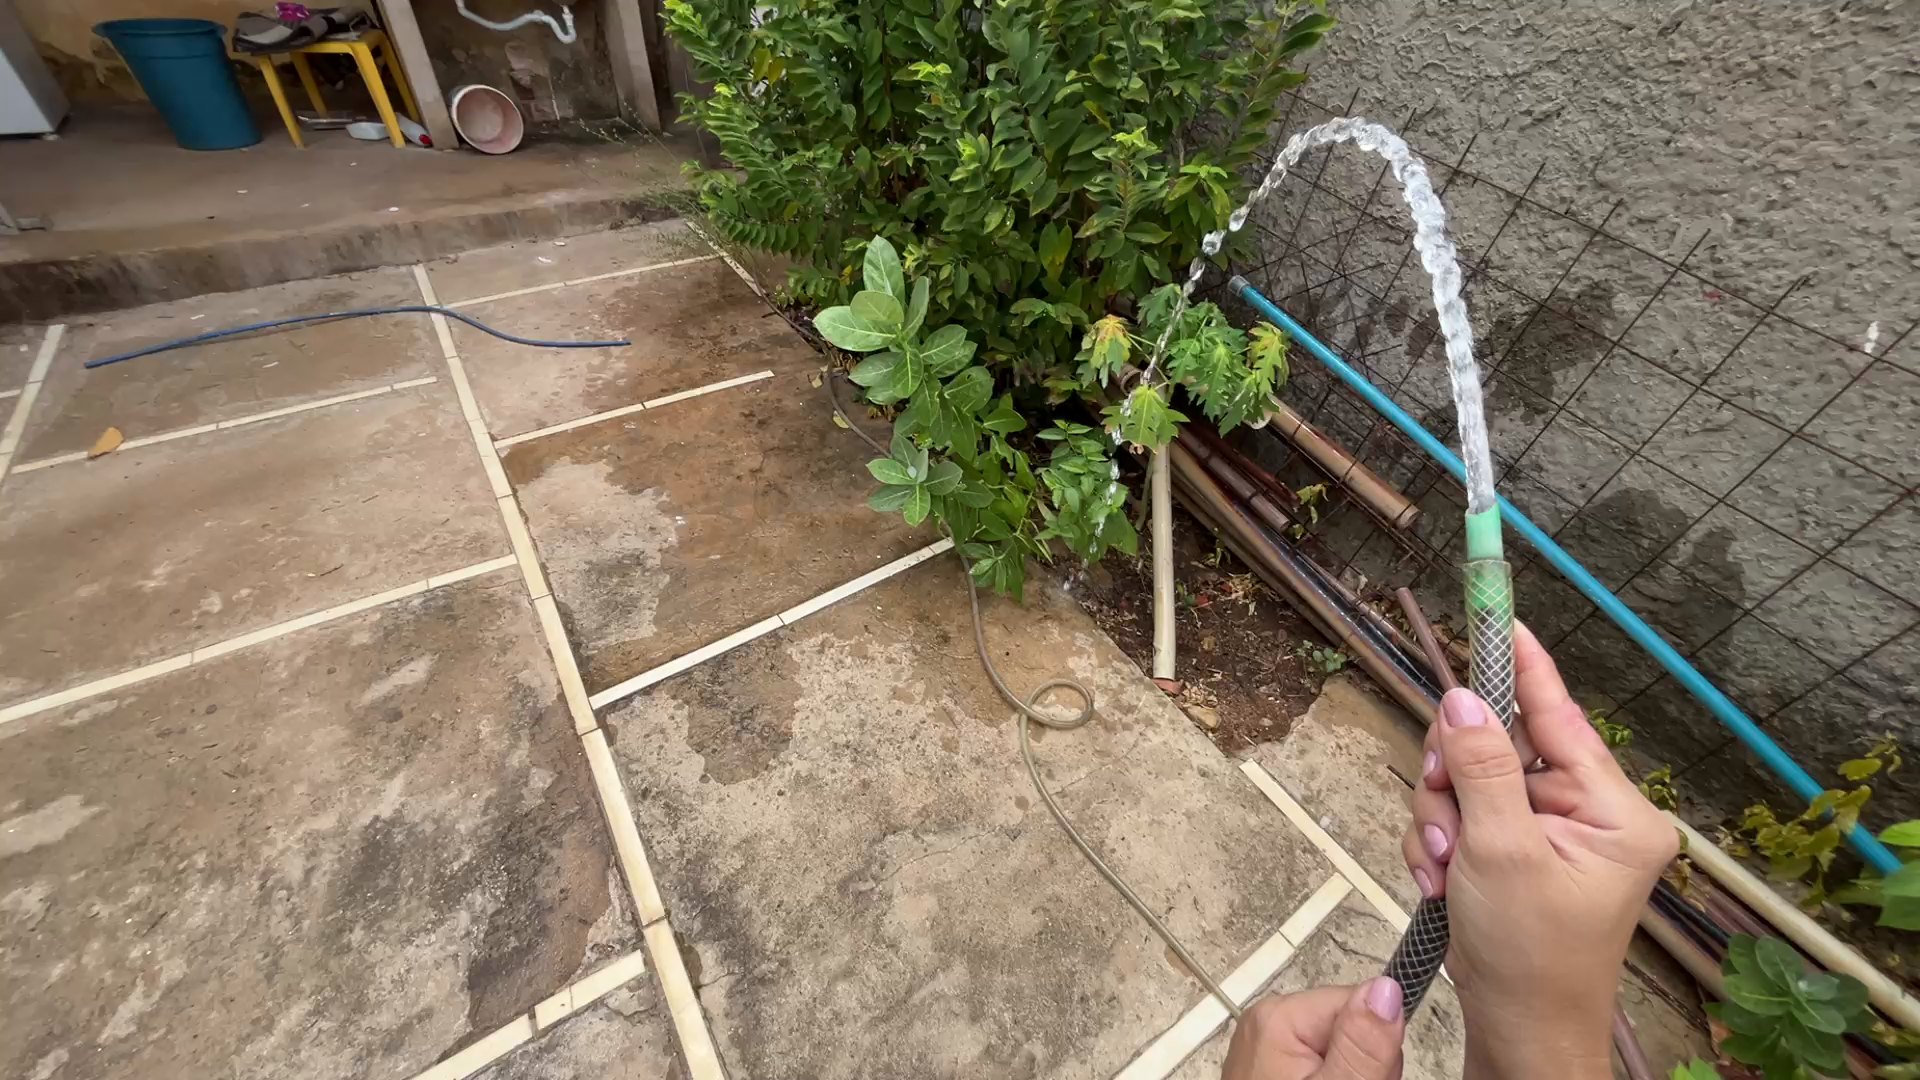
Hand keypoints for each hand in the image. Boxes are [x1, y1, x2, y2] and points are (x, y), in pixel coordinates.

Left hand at [1220, 979, 1405, 1079]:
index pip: (1356, 1002)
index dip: (1380, 1047)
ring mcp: (1268, 1050)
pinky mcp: (1272, 1074)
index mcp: (1280, 1016)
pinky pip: (1324, 1072)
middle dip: (1369, 1073)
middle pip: (1352, 1031)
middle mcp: (1269, 1022)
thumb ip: (1362, 1048)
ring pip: (1345, 1058)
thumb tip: (1388, 986)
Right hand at [1403, 623, 1677, 1079]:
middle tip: (1444, 817)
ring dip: (1438, 818)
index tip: (1500, 616)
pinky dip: (1435, 839)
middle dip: (1451, 780)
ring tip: (1446, 865)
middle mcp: (1576, 809)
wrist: (1516, 1025)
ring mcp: (1537, 827)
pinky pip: (1450, 811)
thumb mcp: (1501, 852)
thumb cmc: (1529, 949)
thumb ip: (1481, 768)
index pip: (1558, 717)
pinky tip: (1443, 878)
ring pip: (1458, 778)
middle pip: (1489, 745)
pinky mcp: (1503, 843)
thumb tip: (1460, 698)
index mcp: (1607, 808)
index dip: (1525, 665)